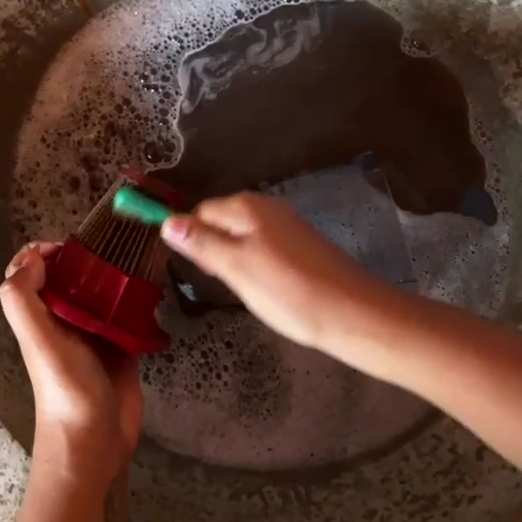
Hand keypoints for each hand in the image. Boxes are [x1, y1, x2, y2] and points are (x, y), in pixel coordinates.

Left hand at [0, 242, 143, 477]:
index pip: (32, 269)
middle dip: (87, 258)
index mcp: (39, 313)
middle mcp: (64, 318)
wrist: (95, 445)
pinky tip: (152, 288)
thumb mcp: (38, 342)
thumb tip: (33, 256)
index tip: (74, 246)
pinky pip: (127, 313)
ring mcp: (94, 332)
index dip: (44, 250)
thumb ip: (23, 299)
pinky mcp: (121, 345)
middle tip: (113, 249)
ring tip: (135, 261)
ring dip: (114, 275)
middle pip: (70, 275)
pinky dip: (137, 299)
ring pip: (100, 291)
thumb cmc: (65, 391)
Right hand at [160, 192, 378, 349]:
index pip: (201, 212)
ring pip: (243, 238)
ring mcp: (287, 226)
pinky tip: (270, 291)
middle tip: (227, 285)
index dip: (193, 239)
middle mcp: (266, 207)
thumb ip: (201, 243)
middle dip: (215, 251)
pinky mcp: (302, 246)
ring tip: (248, 291)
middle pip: (222, 222)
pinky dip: (259, 267)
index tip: (201, 271)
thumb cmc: (289, 292)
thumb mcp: (236, 269)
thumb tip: (167, 221)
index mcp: (247, 208)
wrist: (355, 315)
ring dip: (236, 262)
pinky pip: (264, 249)